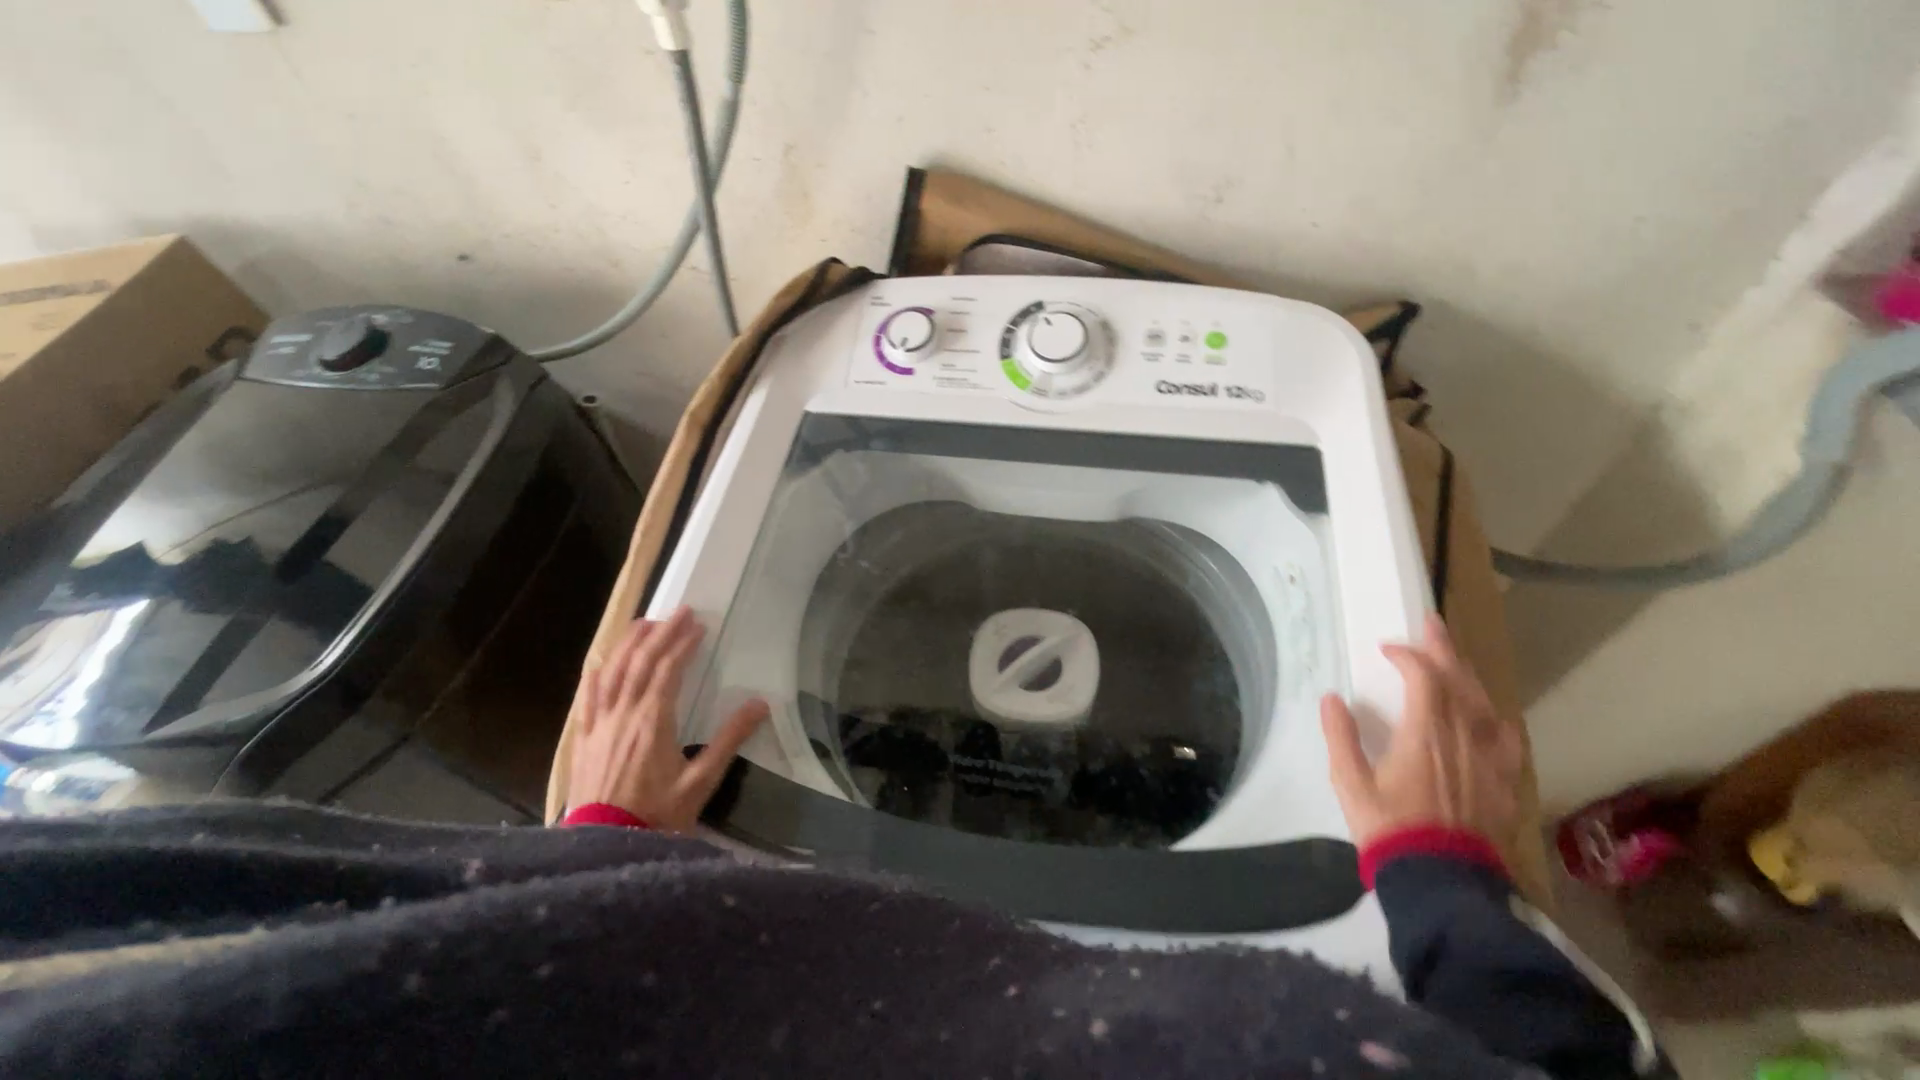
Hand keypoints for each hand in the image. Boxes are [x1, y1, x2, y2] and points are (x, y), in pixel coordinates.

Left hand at [567, 606, 770, 832]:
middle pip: (640, 662)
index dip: (682, 644)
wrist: (604, 847)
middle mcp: (623, 714)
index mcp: (653, 721)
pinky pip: (587, 697)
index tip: (698, 625)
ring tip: (644, 623)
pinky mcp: (584, 739)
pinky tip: (601, 661)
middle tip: (678, 611)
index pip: (668, 670)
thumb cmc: (658, 816)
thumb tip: (760, 704)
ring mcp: (599, 725)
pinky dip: (597, 673)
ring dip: (628, 644)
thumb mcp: (702, 782)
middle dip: (660, 633)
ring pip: (611, 672)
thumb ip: (729, 740)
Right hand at [1320, 613, 1522, 848]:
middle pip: (1459, 682)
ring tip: (1456, 660)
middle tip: (1431, 624)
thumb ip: (1341, 738)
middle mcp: (1463, 738)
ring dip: (1469, 676)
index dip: (1406, 656)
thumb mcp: (1350, 785)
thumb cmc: (1389, 829)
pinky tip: (1493, 716)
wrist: (1440, 880)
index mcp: (1424, 734)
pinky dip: (1497, 719)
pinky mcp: (1504, 783)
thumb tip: (1332, 698)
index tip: (1386, 649)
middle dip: (1444, 650)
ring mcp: (1490, 760)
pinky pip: (1508, 741)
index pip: (1422, 679)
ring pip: (1485, 705)